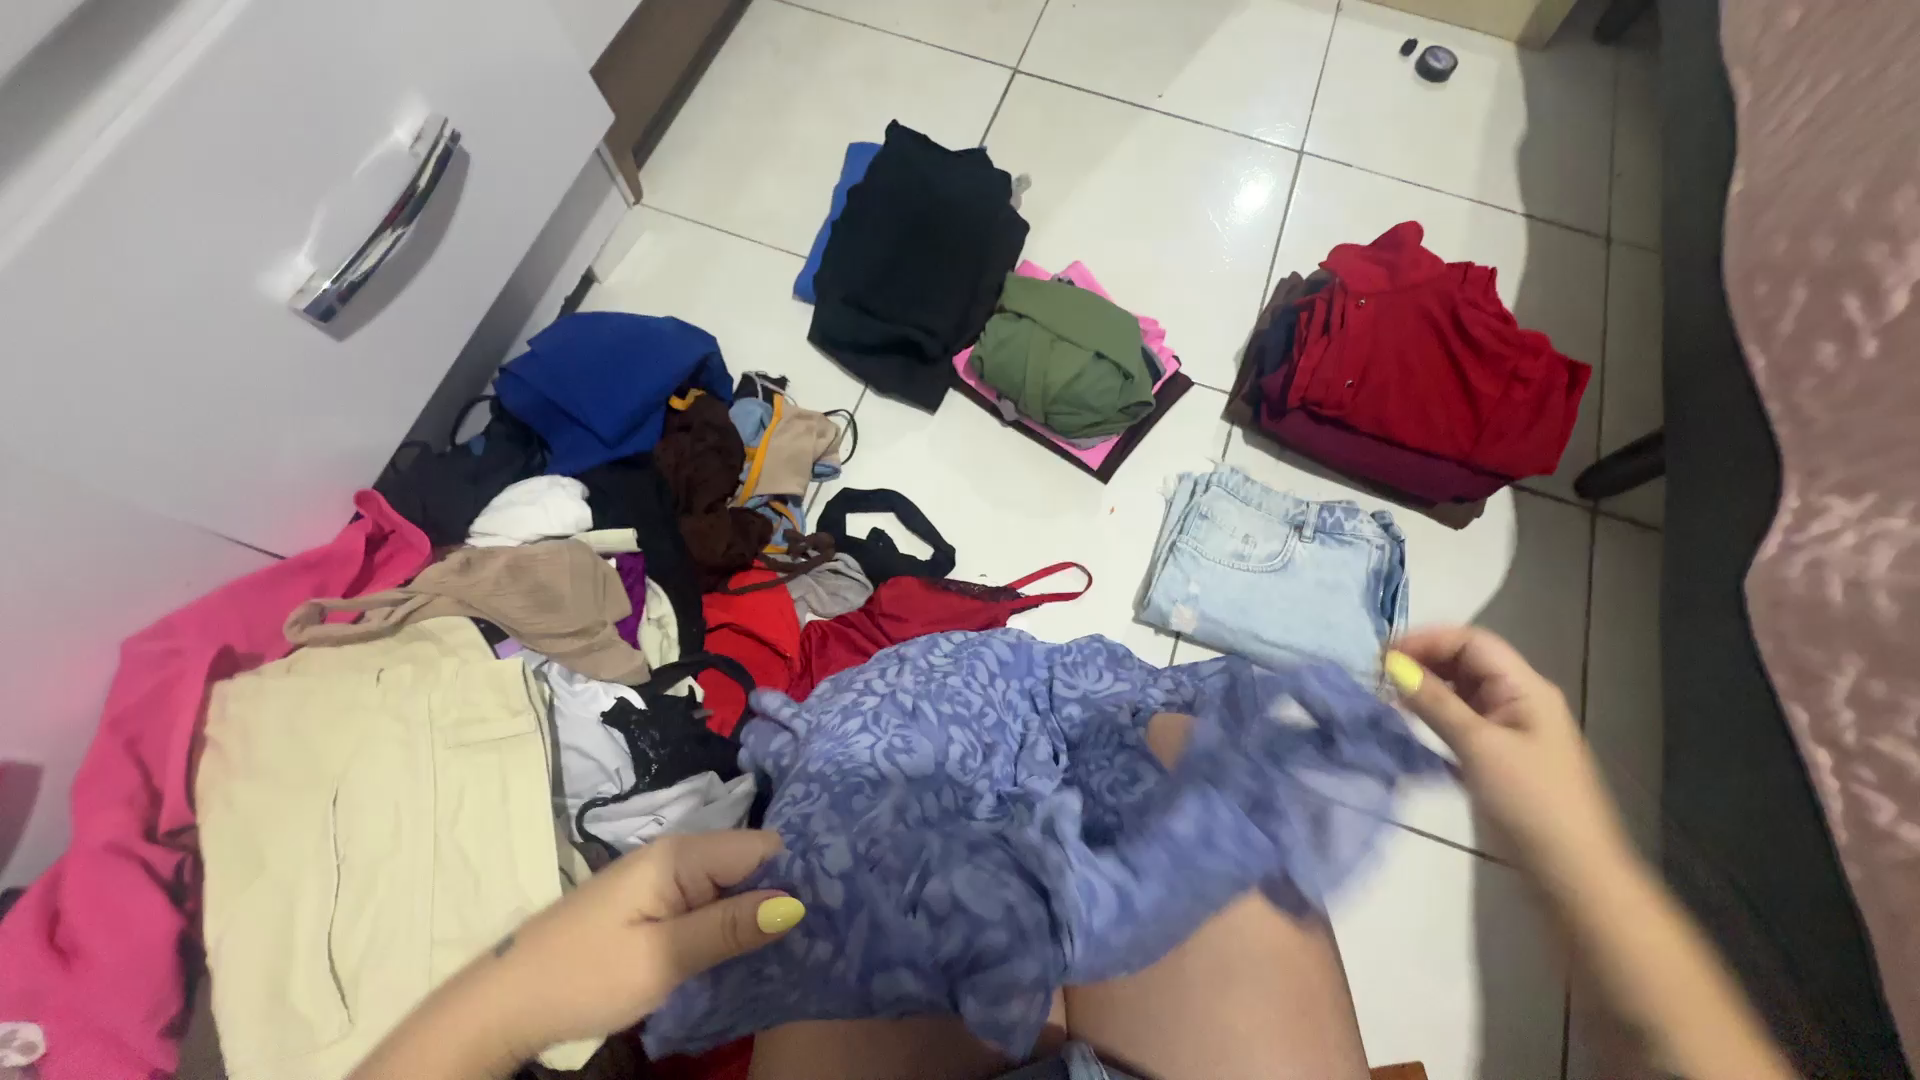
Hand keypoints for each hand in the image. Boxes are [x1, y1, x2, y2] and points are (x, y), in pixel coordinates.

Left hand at [483, 830, 805, 1056]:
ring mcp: (667, 877)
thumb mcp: (662, 958)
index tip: (833, 909)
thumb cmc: (583, 977)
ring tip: (801, 944)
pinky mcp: (658, 902)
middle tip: (823, 934)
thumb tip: (796, 903)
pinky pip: (712, 900)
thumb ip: (729, 927)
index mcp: (682, 854)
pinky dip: (734, 922)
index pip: (763, 846)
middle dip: (784, 893)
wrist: (504, 1004)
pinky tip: (754, 948)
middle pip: (752, 862)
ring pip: (734, 883)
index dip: (798, 874)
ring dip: (760, 911)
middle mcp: (679, 853)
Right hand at [1385, 626, 1633, 887]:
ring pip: (1458, 689)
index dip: (1426, 640)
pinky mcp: (1496, 752)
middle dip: (1421, 660)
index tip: (1382, 656)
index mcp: (1525, 688)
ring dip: (1422, 686)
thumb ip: (1434, 703)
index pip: (1471, 642)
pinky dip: (1430, 711)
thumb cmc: (1529, 800)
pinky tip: (1406, 720)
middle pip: (1464, 661)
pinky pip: (1458, 717)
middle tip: (1376, 675)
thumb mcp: (1478, 745)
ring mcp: (1508, 726)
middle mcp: (1518, 698)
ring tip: (1383, 695)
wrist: (1569, 868)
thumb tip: (1392, 666)